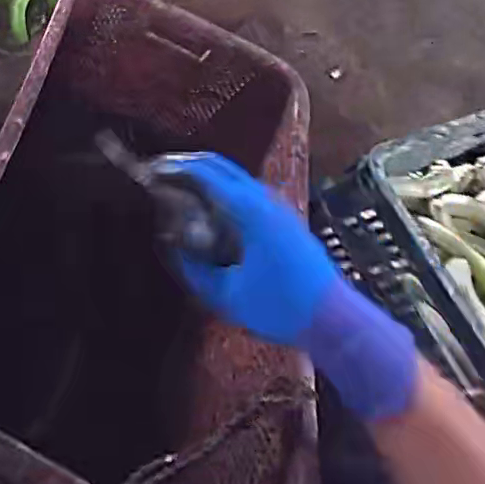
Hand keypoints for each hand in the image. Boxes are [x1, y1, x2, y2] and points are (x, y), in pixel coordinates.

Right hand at [158, 153, 421, 420]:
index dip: (173, 168)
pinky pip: (242, 187)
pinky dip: (218, 184)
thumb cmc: (281, 308)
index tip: (149, 171)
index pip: (204, 173)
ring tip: (176, 183)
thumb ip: (193, 269)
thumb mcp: (227, 296)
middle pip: (217, 164)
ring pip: (231, 173)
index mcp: (249, 209)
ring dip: (203, 172)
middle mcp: (263, 197)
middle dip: (185, 162)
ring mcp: (276, 203)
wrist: (335, 320)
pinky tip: (206, 203)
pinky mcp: (281, 214)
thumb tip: (170, 244)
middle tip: (157, 171)